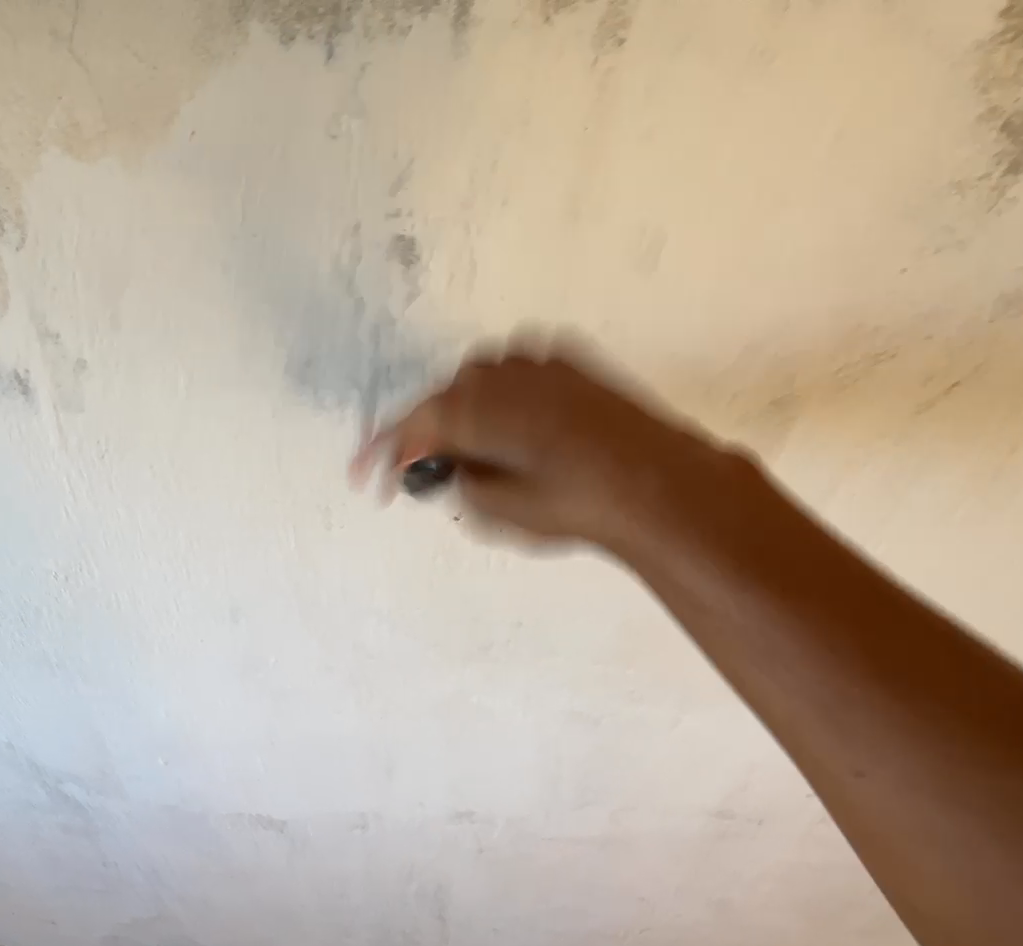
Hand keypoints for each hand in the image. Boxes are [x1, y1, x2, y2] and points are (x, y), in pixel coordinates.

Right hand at [351, 329, 717, 551]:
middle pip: (441, 399)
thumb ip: (452, 480)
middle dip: (427, 431)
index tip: (362, 476)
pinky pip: (516, 376)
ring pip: (478, 382)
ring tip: (471, 452)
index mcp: (471, 406)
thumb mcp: (496, 509)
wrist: (660, 482)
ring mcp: (536, 360)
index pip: (409, 426)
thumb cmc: (573, 502)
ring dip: (465, 412)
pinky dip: (502, 399)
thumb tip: (440, 463)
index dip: (381, 452)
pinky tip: (513, 429)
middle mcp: (496, 372)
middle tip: (422, 469)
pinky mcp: (569, 361)